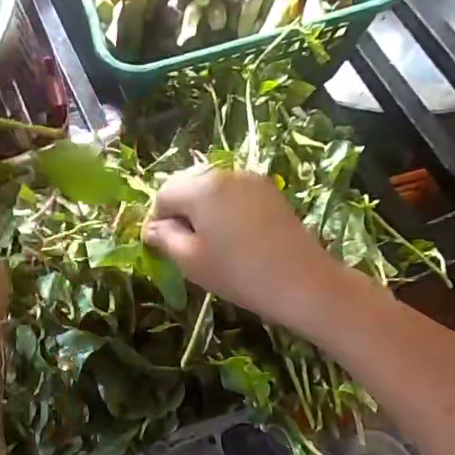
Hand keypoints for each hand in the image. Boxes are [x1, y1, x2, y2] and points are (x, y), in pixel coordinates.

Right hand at [142, 167, 372, 332]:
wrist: (302, 281)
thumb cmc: (239, 274)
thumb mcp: (191, 261)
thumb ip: (165, 238)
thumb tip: (152, 228)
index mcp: (201, 188)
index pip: (164, 194)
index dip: (158, 220)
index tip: (163, 247)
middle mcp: (224, 173)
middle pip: (188, 185)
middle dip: (180, 211)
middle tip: (186, 247)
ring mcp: (250, 179)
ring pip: (212, 188)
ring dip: (204, 210)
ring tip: (212, 244)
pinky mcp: (269, 190)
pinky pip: (234, 193)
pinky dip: (225, 209)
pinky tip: (234, 237)